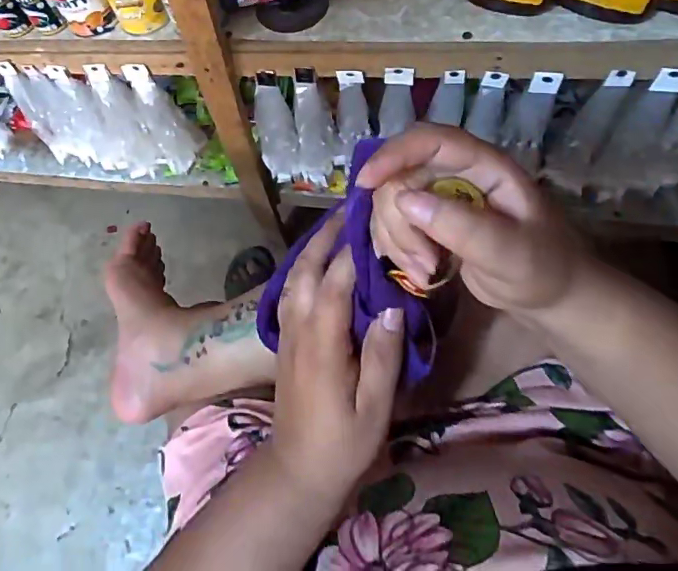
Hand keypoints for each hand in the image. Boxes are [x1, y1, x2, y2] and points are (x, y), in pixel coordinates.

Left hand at [268, 210, 404, 495]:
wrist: (295, 471)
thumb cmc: (342, 444)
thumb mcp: (373, 409)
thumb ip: (382, 356)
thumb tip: (393, 305)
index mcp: (321, 344)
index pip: (334, 284)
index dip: (352, 250)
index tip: (373, 221)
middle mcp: (297, 328)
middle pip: (306, 268)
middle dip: (327, 234)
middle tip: (353, 207)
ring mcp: (286, 331)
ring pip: (294, 275)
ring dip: (313, 245)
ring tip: (339, 222)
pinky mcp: (283, 336)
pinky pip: (291, 287)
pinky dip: (304, 263)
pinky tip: (320, 258)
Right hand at [359, 124, 587, 318]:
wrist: (550, 294)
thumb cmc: (542, 266)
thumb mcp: (510, 252)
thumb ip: (460, 226)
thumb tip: (404, 201)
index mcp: (482, 164)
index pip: (429, 140)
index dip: (394, 153)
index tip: (366, 182)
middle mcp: (454, 171)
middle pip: (399, 175)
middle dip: (400, 221)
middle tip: (424, 262)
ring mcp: (438, 195)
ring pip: (389, 202)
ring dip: (398, 241)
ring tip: (429, 274)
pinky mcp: (427, 219)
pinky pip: (391, 224)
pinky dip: (397, 250)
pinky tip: (423, 275)